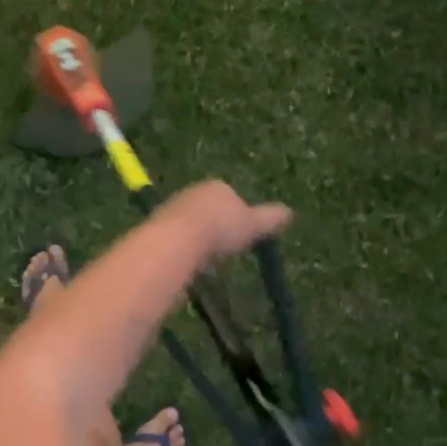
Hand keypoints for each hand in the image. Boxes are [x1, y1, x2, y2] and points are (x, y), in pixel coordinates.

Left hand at [159, 180, 292, 260]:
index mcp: (216, 186)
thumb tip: (289, 212)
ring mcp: (172, 208)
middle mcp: (192, 191)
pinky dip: (184, 245)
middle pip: (208, 208)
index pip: (231, 195)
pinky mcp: (157, 226)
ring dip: (199, 236)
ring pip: (191, 221)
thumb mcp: (253, 224)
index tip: (243, 233)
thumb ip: (269, 218)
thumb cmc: (220, 227)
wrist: (177, 238)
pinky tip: (188, 259)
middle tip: (224, 246)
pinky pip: (176, 236)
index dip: (239, 214)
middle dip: (216, 224)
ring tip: (207, 256)